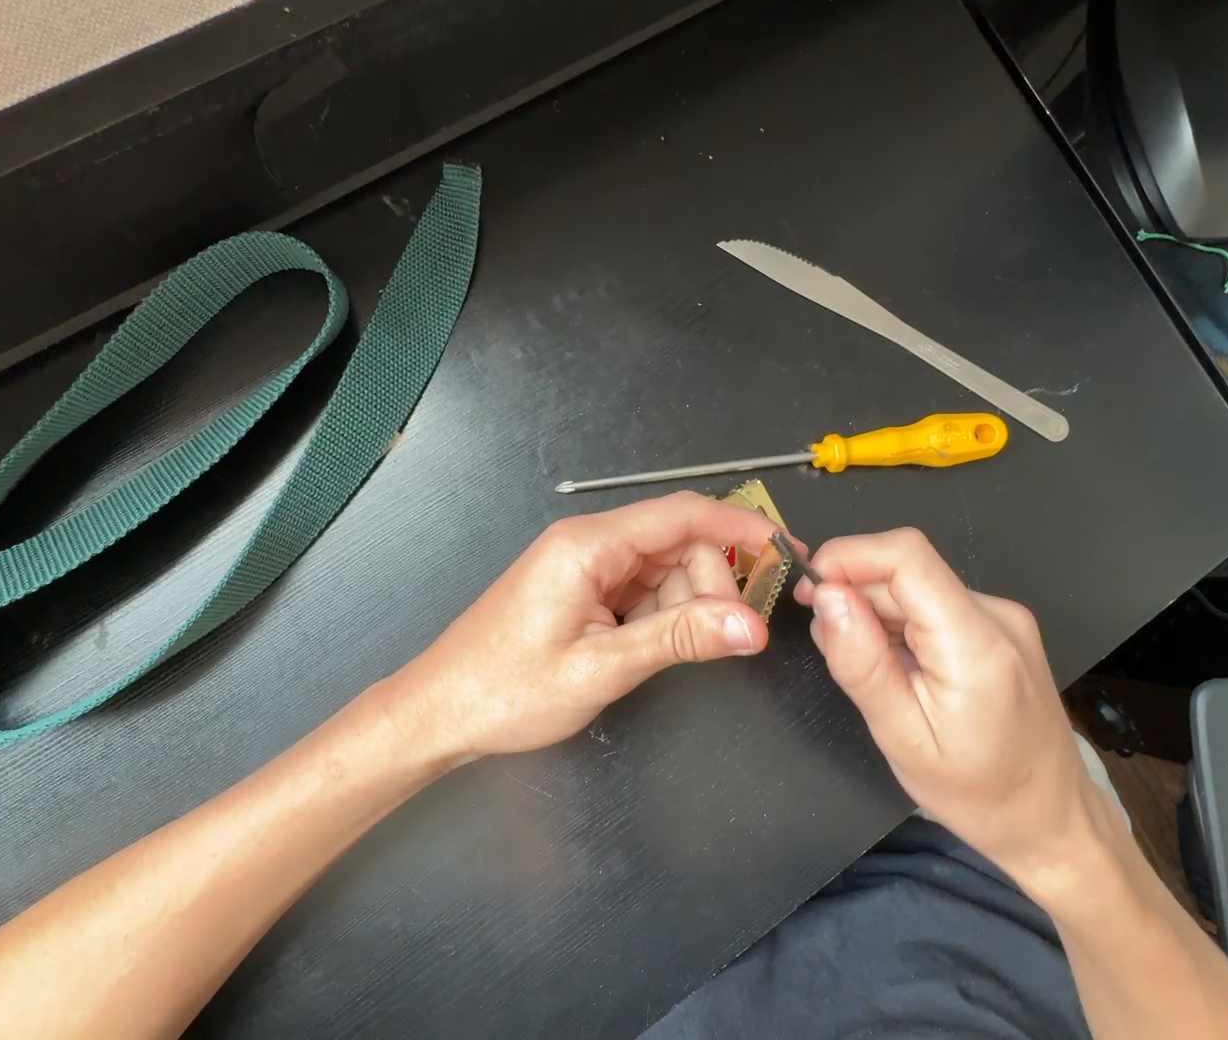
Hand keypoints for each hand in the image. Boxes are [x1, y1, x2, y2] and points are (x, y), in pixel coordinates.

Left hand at [379, 492, 784, 760]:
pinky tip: (648, 647)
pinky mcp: (579, 590)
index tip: (788, 550)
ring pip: (661, 568)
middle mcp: (587, 544)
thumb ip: (679, 638)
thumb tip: (753, 626)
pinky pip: (638, 589)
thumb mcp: (603, 667)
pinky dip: (658, 614)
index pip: (681, 515)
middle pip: (676, 543)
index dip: (740, 528)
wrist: (440, 712)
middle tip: (725, 636)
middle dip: (710, 584)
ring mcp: (582, 566)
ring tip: (671, 651)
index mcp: (588, 545)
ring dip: (684, 604)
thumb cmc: (510, 691)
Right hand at [794, 529, 1107, 890]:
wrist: (1051, 819)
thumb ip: (861, 663)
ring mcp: (1002, 617)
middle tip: (835, 652)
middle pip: (904, 570)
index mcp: (976, 643)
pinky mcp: (999, 626)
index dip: (847, 557)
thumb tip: (826, 597)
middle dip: (853, 595)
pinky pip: (932, 602)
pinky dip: (899, 623)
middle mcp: (996, 614)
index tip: (810, 595)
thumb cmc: (976, 793)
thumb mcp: (902, 738)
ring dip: (874, 613)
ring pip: (914, 585)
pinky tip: (899, 669)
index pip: (906, 555)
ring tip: (873, 672)